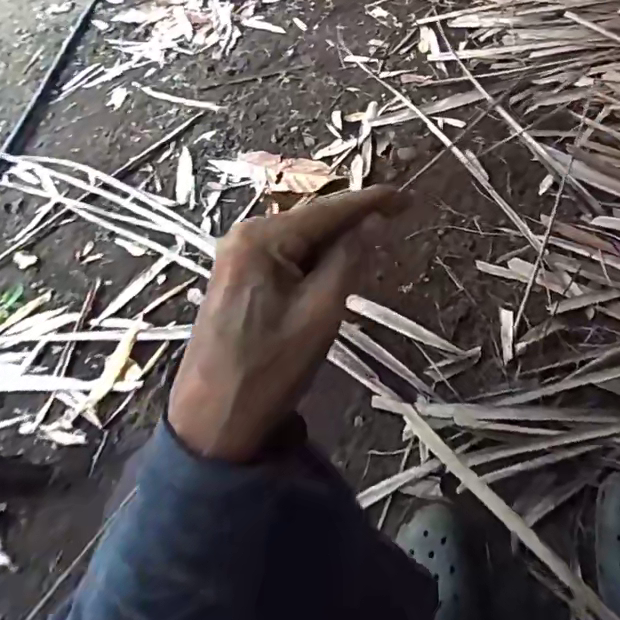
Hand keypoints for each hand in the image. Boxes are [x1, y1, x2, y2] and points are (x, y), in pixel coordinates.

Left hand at [168, 185, 407, 460]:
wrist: (211, 422)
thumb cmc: (268, 369)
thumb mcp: (319, 313)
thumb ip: (348, 259)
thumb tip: (373, 219)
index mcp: (261, 238)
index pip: (327, 209)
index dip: (370, 201)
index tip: (407, 197)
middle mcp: (245, 236)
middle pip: (313, 219)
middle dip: (355, 218)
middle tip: (399, 214)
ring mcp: (238, 256)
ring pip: (301, 238)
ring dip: (337, 239)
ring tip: (378, 235)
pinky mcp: (239, 277)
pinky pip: (288, 255)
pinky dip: (317, 257)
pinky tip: (340, 261)